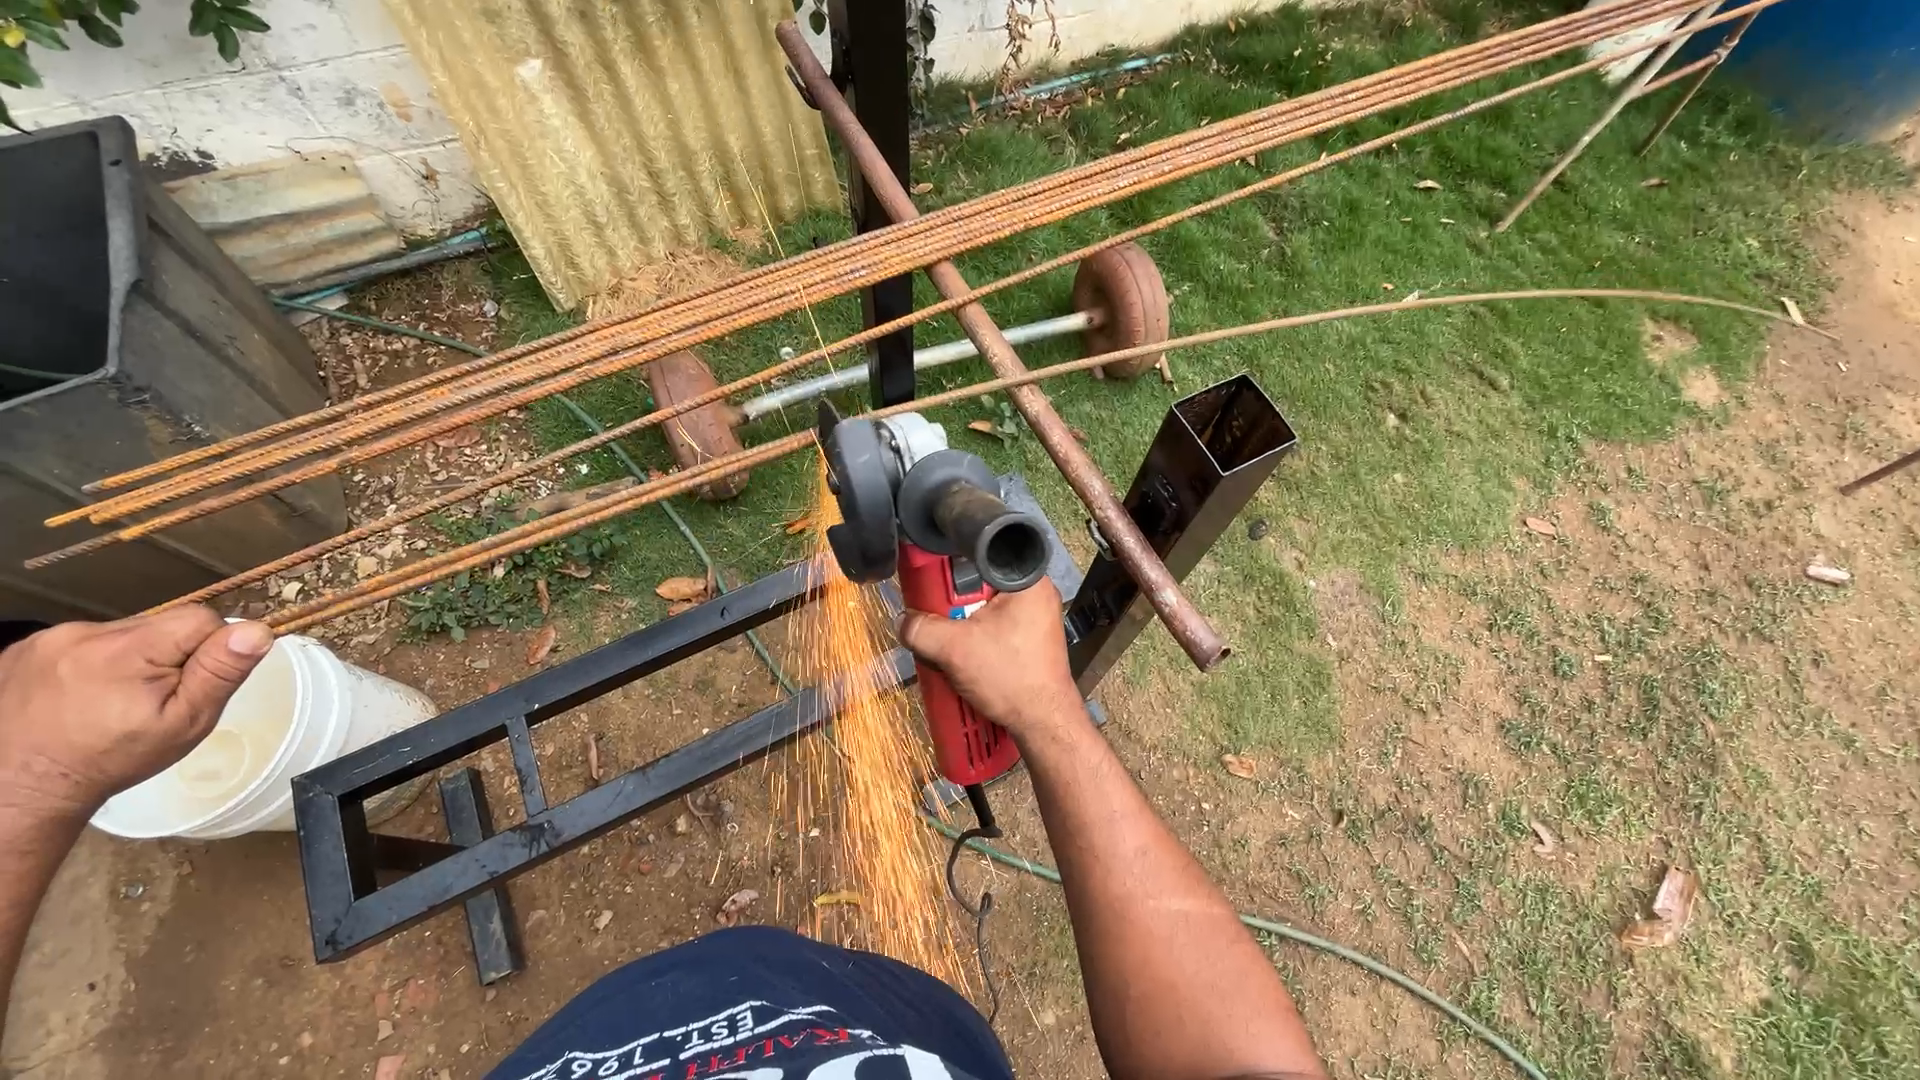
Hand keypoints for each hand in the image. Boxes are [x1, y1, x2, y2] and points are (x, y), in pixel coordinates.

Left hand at [0, 608, 272, 820]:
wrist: (24, 786)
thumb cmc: (116, 757)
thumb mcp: (186, 722)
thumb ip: (221, 672)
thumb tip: (255, 631)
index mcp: (126, 650)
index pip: (200, 619)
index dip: (212, 647)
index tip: (193, 682)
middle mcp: (82, 633)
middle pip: (161, 622)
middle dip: (172, 652)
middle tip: (157, 695)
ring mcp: (44, 639)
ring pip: (125, 630)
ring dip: (134, 655)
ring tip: (117, 695)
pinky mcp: (21, 648)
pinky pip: (85, 640)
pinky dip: (96, 660)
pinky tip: (84, 692)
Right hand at [897, 578, 1082, 740]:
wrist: (1043, 724)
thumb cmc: (1012, 679)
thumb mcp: (954, 649)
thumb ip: (920, 628)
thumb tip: (903, 621)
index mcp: (1026, 581)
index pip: (978, 557)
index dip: (948, 571)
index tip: (929, 585)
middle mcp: (1034, 594)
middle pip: (977, 586)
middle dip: (952, 607)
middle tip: (937, 620)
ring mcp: (1034, 619)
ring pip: (982, 611)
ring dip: (960, 628)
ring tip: (948, 644)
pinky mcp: (1028, 641)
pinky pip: (991, 630)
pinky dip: (973, 642)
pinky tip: (962, 659)